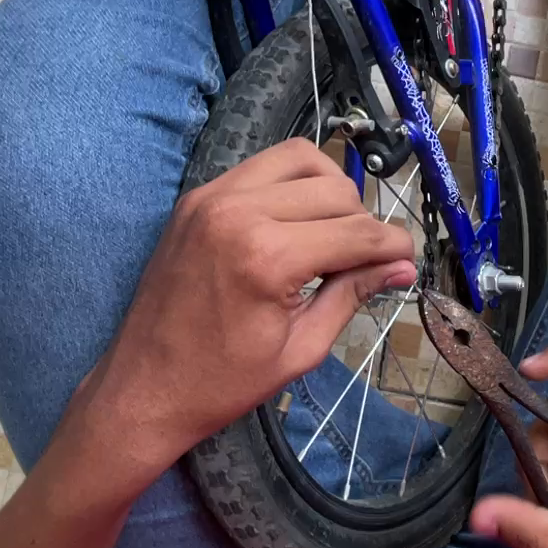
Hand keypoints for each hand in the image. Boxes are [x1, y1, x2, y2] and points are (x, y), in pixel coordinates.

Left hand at [63, 139, 416, 475]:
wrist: (140, 390)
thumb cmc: (222, 383)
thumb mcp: (301, 348)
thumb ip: (354, 294)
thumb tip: (404, 266)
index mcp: (267, 257)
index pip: (356, 231)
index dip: (392, 246)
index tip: (407, 259)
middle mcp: (239, 211)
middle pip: (335, 189)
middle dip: (363, 222)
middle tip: (363, 259)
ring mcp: (213, 196)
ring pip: (300, 157)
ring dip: (330, 187)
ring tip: (332, 229)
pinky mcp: (198, 196)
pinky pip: (262, 165)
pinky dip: (291, 181)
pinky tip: (296, 219)